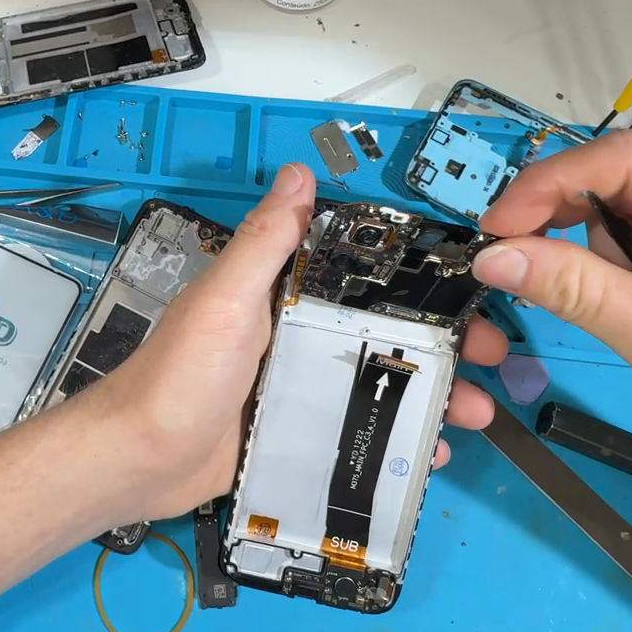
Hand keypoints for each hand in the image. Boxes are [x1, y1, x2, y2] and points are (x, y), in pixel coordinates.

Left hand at [80, 163, 506, 521]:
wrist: (141, 459)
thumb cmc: (182, 372)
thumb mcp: (225, 299)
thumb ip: (263, 243)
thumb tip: (299, 172)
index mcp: (276, 295)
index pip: (354, 276)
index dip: (410, 279)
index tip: (463, 289)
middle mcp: (289, 335)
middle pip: (376, 331)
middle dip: (434, 342)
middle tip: (490, 356)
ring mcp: (292, 388)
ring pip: (372, 382)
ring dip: (424, 394)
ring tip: (476, 412)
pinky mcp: (292, 433)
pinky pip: (351, 430)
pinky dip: (390, 439)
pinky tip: (429, 454)